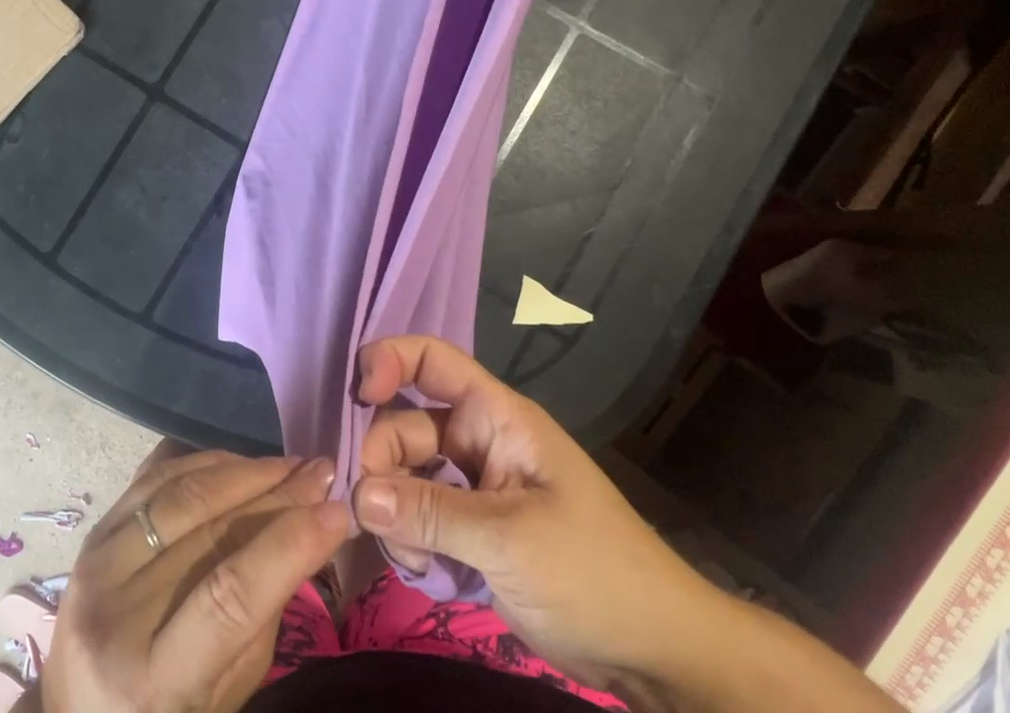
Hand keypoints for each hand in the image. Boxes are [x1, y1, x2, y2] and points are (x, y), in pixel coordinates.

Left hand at [37, 442, 350, 712]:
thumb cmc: (170, 712)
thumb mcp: (229, 686)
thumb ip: (261, 610)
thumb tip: (306, 524)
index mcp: (154, 679)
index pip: (229, 595)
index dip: (288, 544)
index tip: (337, 510)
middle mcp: (114, 614)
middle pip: (207, 532)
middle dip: (277, 494)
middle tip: (324, 472)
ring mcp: (93, 568)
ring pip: (178, 493)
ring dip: (242, 468)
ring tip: (288, 464)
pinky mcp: (87, 538)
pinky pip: (150, 480)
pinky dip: (200, 461)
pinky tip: (239, 460)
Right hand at [350, 336, 720, 673]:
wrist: (652, 649)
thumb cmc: (594, 574)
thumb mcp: (509, 538)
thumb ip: (429, 511)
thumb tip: (357, 494)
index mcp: (499, 419)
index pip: (434, 361)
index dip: (389, 362)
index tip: (357, 400)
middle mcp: (481, 443)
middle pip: (404, 429)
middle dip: (383, 468)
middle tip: (372, 518)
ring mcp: (474, 489)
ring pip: (405, 479)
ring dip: (396, 515)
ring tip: (415, 561)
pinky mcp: (471, 531)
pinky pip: (419, 519)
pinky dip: (411, 542)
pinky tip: (426, 574)